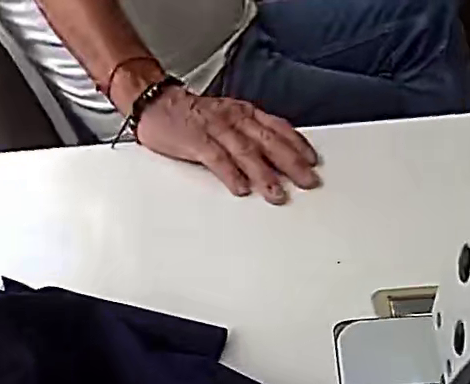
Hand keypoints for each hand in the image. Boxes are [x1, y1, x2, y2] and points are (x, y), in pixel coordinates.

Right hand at [131, 86, 320, 203]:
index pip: (278, 128)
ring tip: (277, 193)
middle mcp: (234, 119)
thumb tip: (269, 157)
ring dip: (264, 174)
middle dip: (290, 163)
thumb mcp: (226, 121)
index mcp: (244, 114)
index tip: (312, 162)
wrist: (157, 104)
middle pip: (268, 141)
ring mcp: (216, 130)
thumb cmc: (191, 118)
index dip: (297, 145)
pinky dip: (231, 174)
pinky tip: (241, 188)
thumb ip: (246, 136)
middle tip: (306, 181)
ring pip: (246, 152)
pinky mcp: (196, 142)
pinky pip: (217, 159)